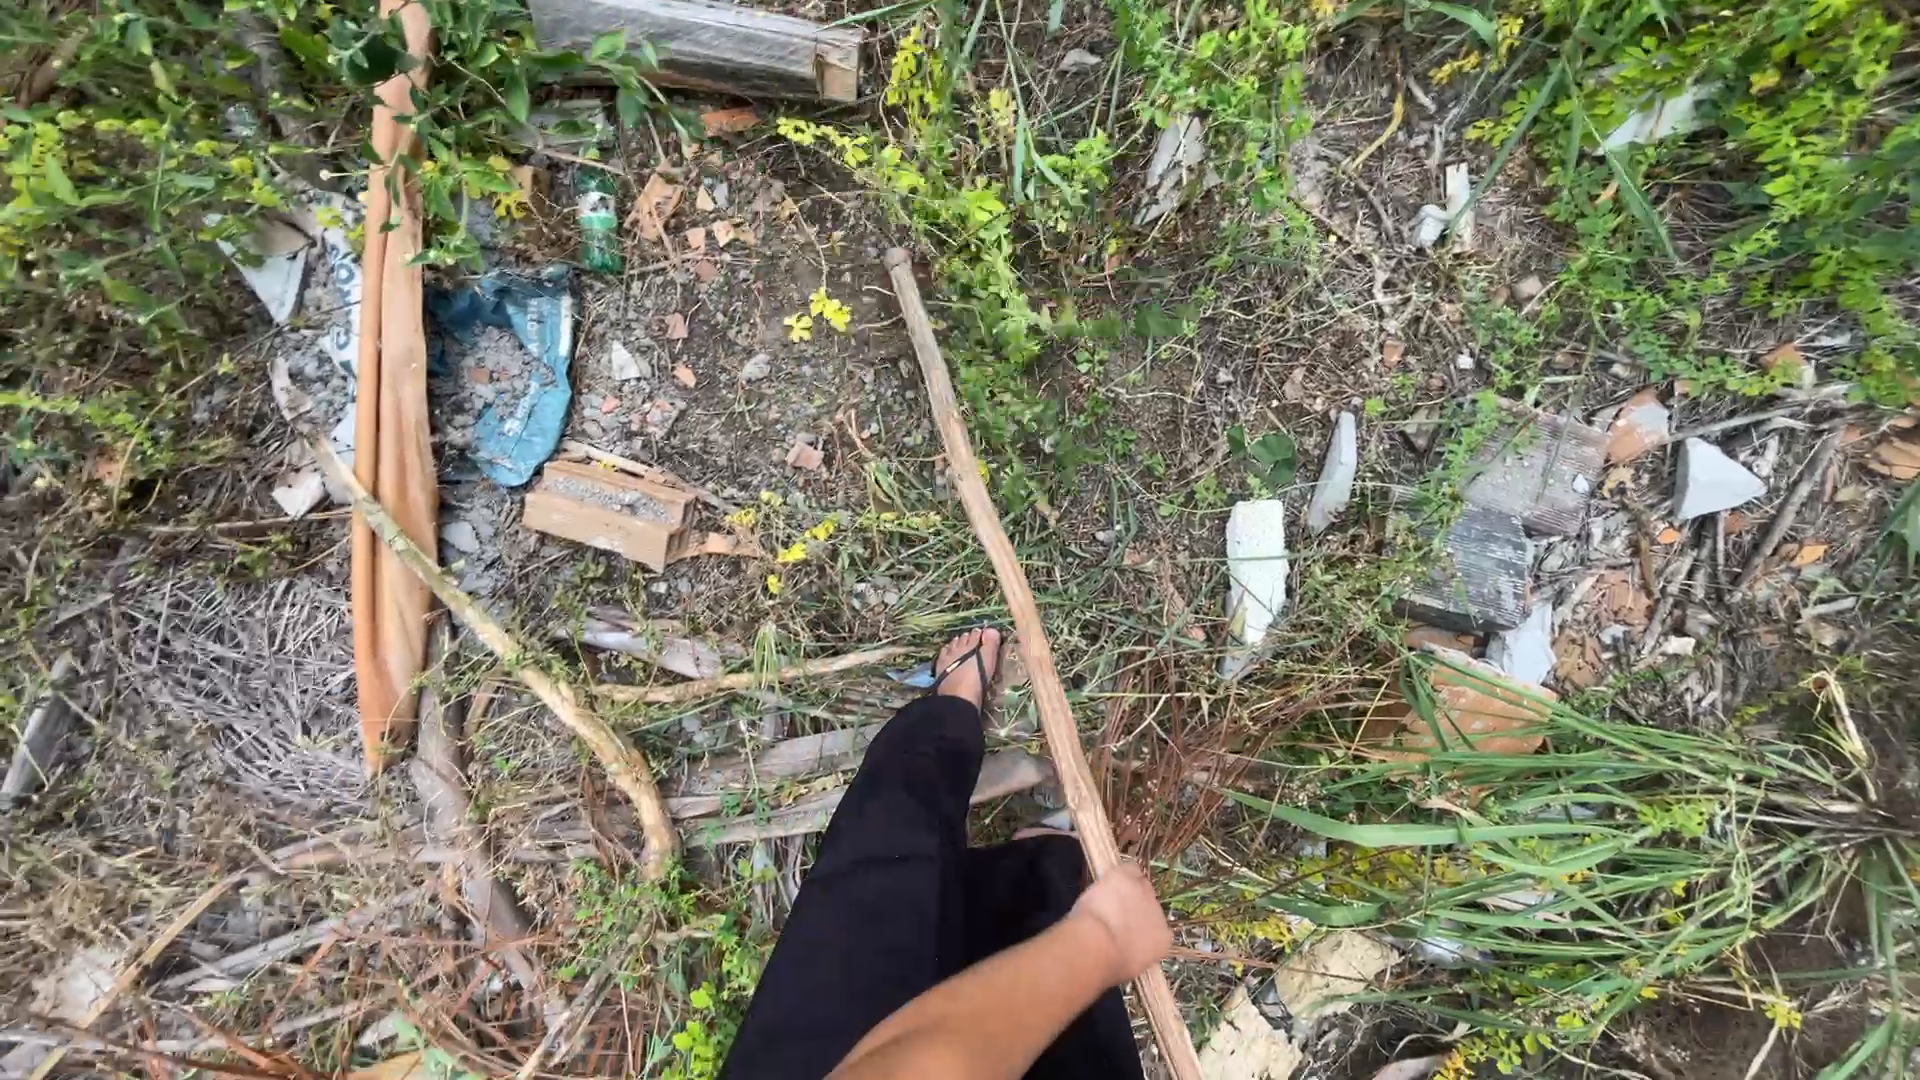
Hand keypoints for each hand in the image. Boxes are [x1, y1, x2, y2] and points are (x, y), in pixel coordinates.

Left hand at [1069, 861, 1171, 985]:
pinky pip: (1128, 867)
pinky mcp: (1127, 877)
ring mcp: (1144, 892)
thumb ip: (1135, 949)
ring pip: (1139, 882)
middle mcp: (1160, 913)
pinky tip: (1109, 878)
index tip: (1128, 928)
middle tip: (1116, 910)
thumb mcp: (1129, 964)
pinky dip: (1120, 872)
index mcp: (1163, 939)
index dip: (1142, 924)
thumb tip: (1126, 945)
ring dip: (1127, 887)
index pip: (1158, 926)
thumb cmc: (1108, 965)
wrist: (1097, 946)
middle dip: (1135, 904)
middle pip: (1149, 901)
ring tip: (1108, 896)